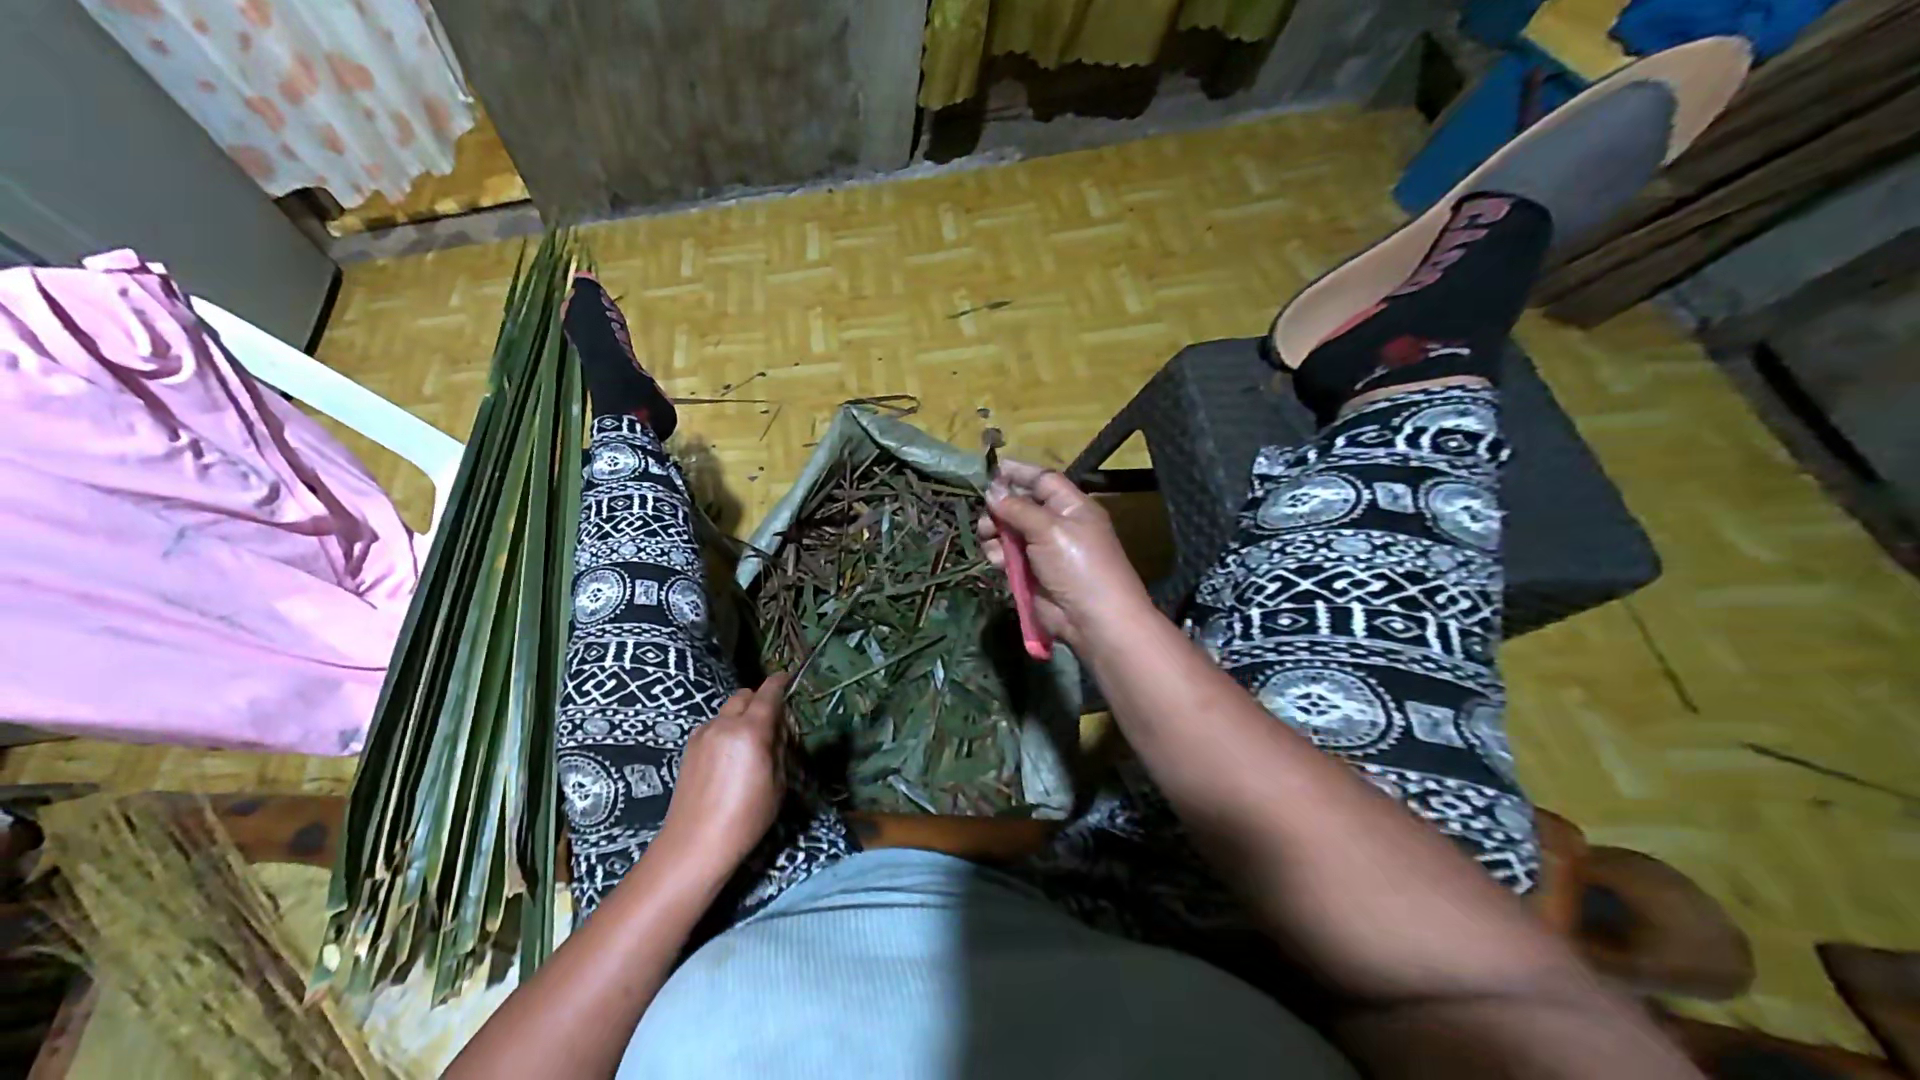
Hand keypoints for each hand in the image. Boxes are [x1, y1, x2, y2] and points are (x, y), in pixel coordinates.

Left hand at [656, 674, 789, 876]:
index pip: (768, 694)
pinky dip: (725, 729)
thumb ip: (778, 747)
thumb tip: (777, 728)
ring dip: (741, 715)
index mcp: (751, 731)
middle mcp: (724, 724)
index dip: (779, 682)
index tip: (787, 677)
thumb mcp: (777, 783)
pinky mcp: (689, 748)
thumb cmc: (746, 818)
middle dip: (759, 699)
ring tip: (750, 741)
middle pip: (744, 695)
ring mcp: (702, 735)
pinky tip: (729, 755)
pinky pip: (713, 726)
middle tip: (772, 718)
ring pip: (726, 711)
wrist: (695, 844)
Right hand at [977, 459, 1153, 647]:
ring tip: (988, 538)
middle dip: (1000, 507)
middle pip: (1021, 506)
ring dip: (995, 532)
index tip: (991, 471)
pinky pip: (1008, 557)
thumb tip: (992, 491)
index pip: (1042, 480)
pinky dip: (999, 555)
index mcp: (1071, 506)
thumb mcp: (1050, 528)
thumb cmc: (1078, 564)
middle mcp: (1057, 525)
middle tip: (985, 515)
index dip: (1018, 474)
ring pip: (1009, 532)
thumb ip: (1018, 508)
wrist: (1092, 619)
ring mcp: (1043, 551)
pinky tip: (996, 560)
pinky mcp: (1031, 574)